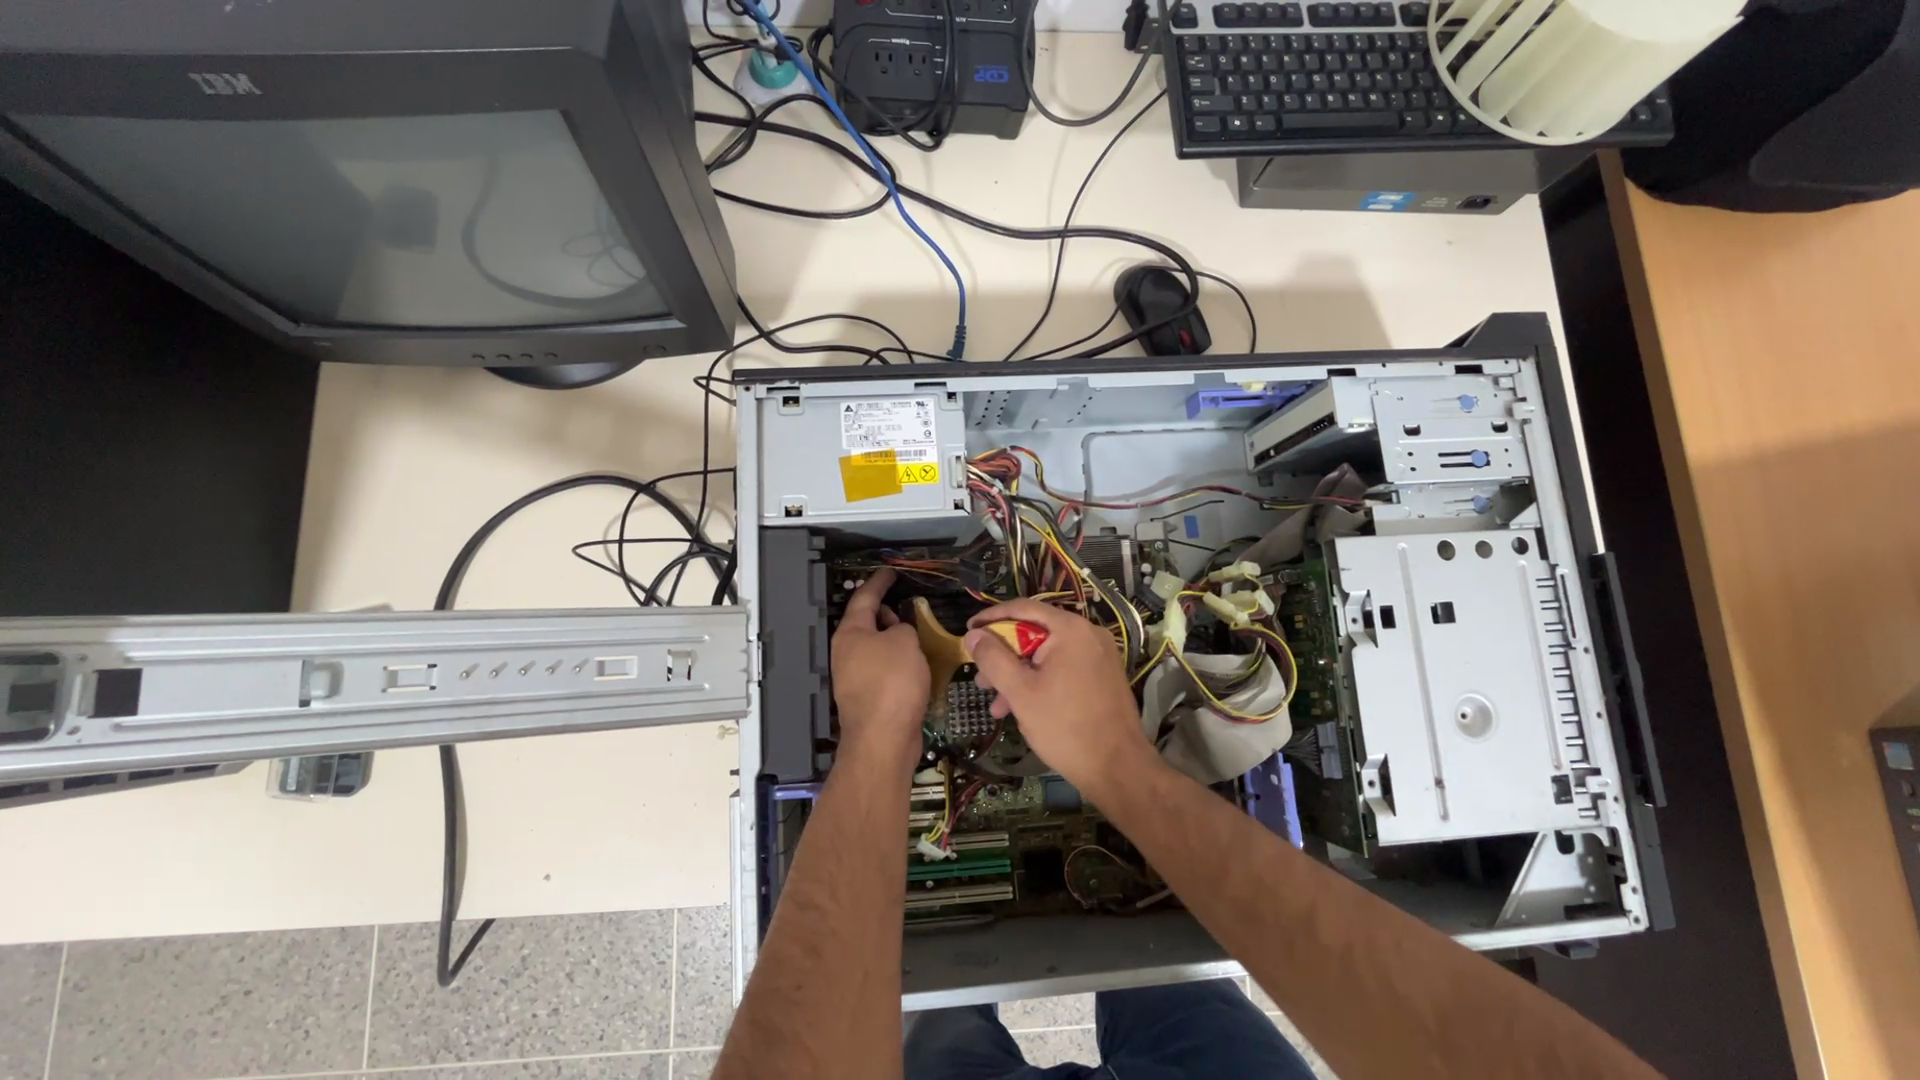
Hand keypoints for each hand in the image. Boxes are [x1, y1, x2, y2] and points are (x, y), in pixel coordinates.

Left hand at [830, 568, 929, 772]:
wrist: (883, 739)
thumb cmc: (892, 683)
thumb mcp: (905, 642)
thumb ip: (903, 628)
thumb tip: (899, 634)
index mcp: (850, 633)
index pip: (864, 597)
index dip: (879, 582)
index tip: (890, 572)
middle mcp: (846, 653)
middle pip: (867, 624)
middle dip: (887, 614)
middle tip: (909, 609)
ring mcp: (854, 678)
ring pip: (877, 649)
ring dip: (896, 641)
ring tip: (919, 638)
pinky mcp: (867, 699)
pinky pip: (884, 671)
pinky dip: (899, 664)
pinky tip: (918, 668)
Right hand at [963, 599, 1156, 798]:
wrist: (1118, 768)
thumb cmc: (1066, 727)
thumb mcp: (1020, 692)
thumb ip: (994, 659)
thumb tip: (973, 634)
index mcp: (1070, 629)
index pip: (1022, 608)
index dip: (991, 618)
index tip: (968, 631)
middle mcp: (1088, 634)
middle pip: (1035, 632)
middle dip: (1004, 656)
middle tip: (981, 679)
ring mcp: (1099, 656)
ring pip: (1048, 655)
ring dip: (1019, 674)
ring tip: (997, 706)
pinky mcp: (1103, 677)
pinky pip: (1064, 669)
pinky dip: (1041, 682)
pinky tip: (1023, 710)